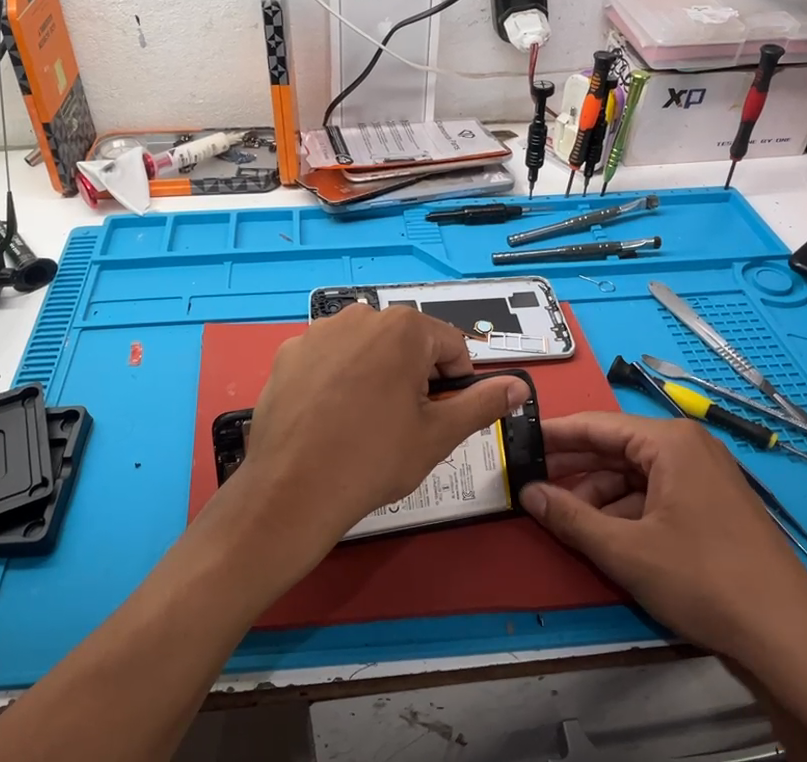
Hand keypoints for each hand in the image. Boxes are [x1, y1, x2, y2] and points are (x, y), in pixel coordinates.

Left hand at [230, 304, 531, 549]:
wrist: (293, 489)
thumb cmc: (375, 458)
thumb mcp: (439, 434)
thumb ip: (483, 403)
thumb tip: (519, 386)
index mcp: (403, 328)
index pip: (451, 346)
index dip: (456, 383)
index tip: (441, 416)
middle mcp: (358, 317)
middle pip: (406, 343)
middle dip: (414, 378)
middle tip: (404, 425)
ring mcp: (316, 333)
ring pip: (365, 350)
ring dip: (375, 376)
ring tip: (365, 424)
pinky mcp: (286, 355)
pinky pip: (327, 361)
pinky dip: (336, 381)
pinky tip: (330, 419)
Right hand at [518, 412, 806, 668]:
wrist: (785, 637)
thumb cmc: (702, 580)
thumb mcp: (625, 551)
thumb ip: (570, 517)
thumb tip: (528, 492)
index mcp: (670, 443)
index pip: (597, 424)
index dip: (554, 435)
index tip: (517, 442)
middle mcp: (689, 448)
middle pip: (616, 448)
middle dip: (574, 468)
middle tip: (529, 481)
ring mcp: (706, 476)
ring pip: (634, 475)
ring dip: (597, 494)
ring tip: (561, 516)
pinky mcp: (713, 505)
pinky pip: (656, 494)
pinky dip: (625, 510)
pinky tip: (601, 533)